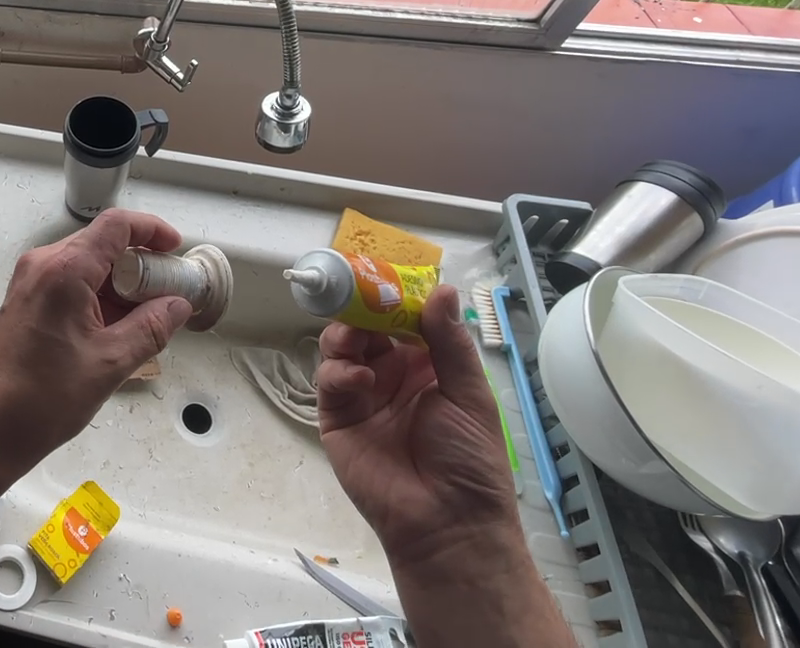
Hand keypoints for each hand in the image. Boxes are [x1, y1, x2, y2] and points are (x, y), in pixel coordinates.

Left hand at [0, 210, 193, 478]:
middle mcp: (43, 264)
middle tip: (169, 291)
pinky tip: (116, 325)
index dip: (151, 229)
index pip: (115, 225)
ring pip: (86, 262)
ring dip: (119, 280)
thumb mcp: (110, 362)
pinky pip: (69, 280)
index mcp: (64, 270)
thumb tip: (179, 305)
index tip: (176, 250)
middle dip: (140, 261)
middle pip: (101, 242)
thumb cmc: (46, 397)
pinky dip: (97, 293)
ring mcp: (30, 280)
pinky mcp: (25, 299)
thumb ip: (151, 328)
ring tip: (148, 315)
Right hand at [314, 285, 518, 566]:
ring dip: (345, 334)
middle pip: (364, 327)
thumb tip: (442, 289)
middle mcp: (388, 374)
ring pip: (340, 347)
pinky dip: (340, 372)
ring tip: (355, 337)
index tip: (385, 274)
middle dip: (360, 310)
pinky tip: (360, 379)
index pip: (402, 321)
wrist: (447, 523)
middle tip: (359, 296)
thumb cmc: (469, 461)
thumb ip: (449, 343)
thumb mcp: (469, 395)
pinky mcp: (336, 415)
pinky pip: (330, 381)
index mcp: (424, 367)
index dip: (392, 298)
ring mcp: (360, 393)